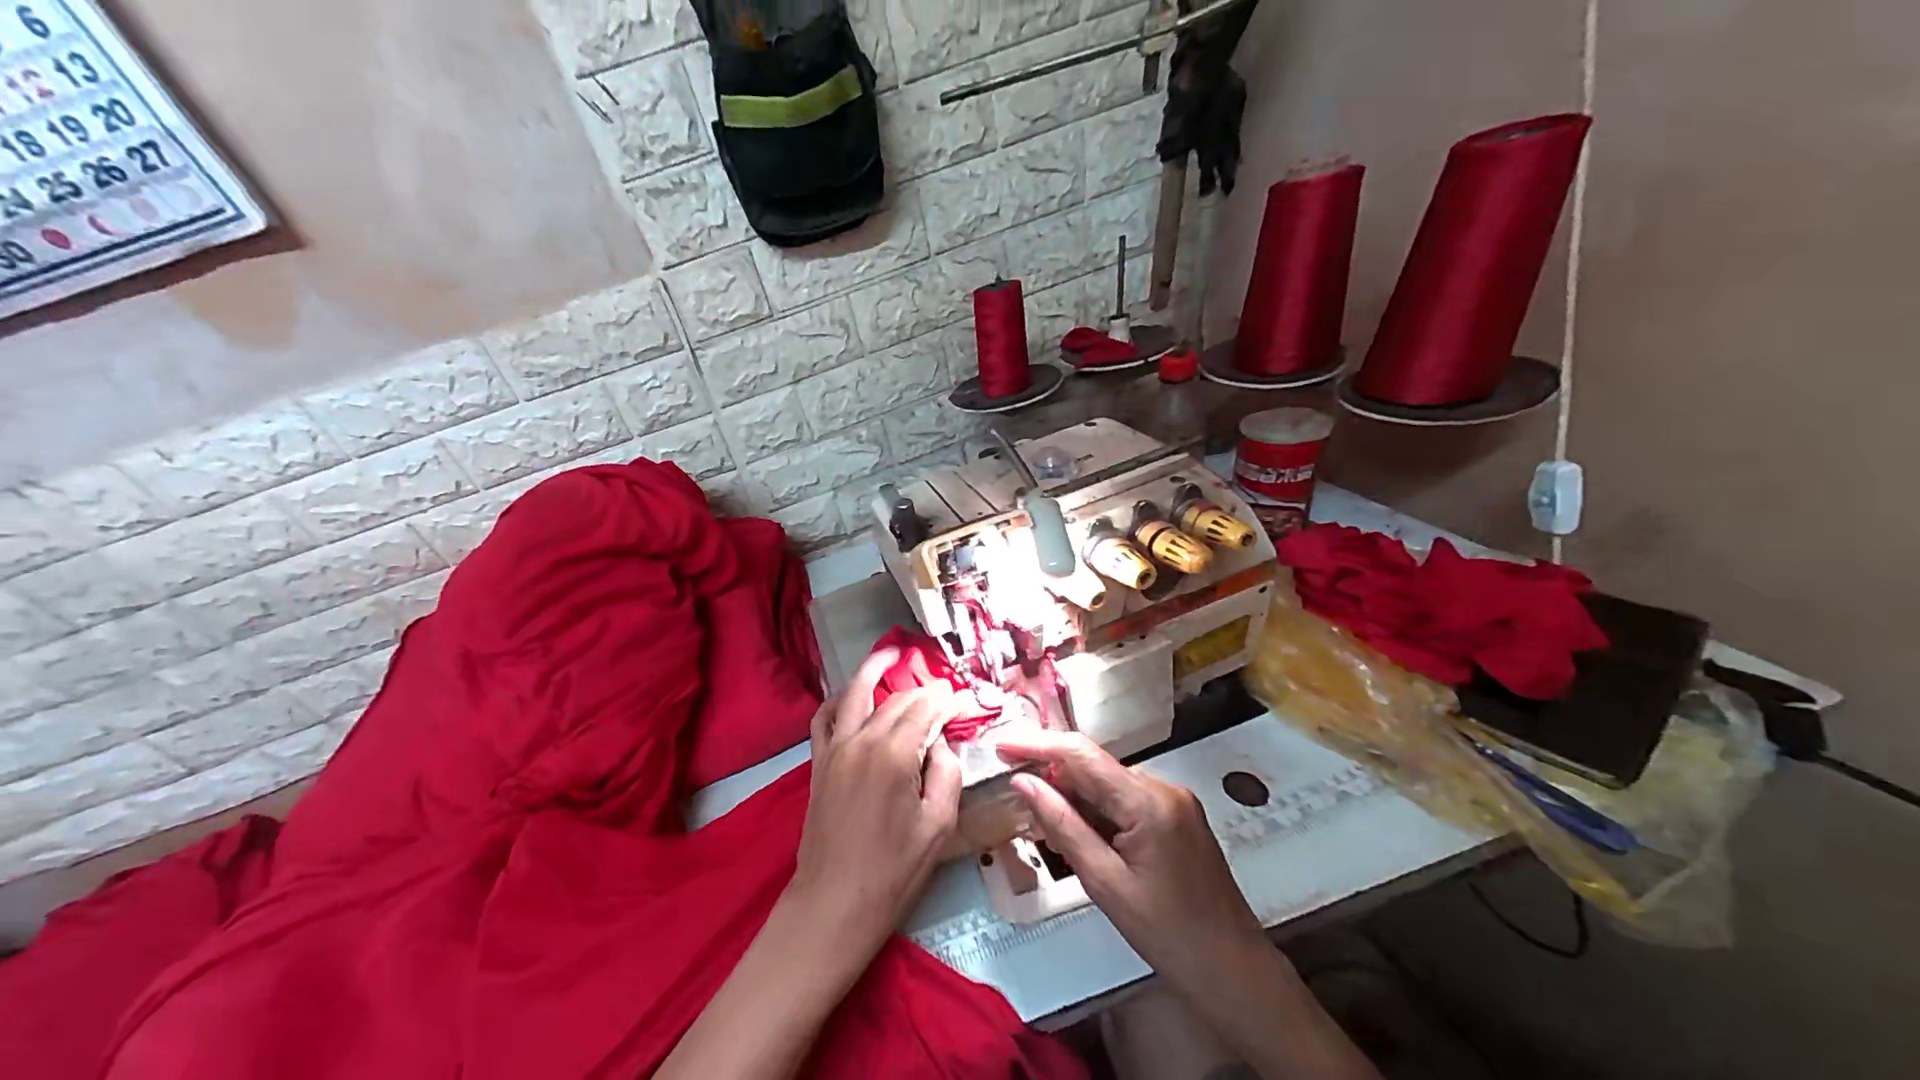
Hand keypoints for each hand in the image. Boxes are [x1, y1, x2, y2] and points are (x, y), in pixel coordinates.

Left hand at [787, 647, 963, 957]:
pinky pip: (824, 718)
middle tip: (943, 694)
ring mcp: (835, 749)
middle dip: (923, 692)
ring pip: (857, 695)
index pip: (926, 710)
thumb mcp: (939, 825)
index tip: (965, 699)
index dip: (948, 701)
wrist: (834, 904)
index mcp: (896, 754)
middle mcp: (862, 740)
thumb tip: (940, 744)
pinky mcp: (819, 763)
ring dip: (874, 671)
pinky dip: (838, 700)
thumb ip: (947, 774)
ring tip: (891, 653)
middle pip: (897, 701)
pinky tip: (852, 695)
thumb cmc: (893, 871)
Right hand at [994, 730, 1266, 989]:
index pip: (1082, 754)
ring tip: (1052, 836)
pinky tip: (1085, 841)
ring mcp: (1174, 799)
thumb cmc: (1167, 934)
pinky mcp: (1177, 813)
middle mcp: (1163, 787)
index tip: (1001, 744)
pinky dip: (1099, 812)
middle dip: (1054, 779)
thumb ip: (1062, 825)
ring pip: (1108, 783)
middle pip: (1094, 767)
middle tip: (1020, 804)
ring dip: (1075, 800)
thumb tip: (1023, 782)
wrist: (1233, 966)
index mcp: (1147, 801)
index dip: (1037, 744)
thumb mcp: (1105, 882)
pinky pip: (1126, 799)